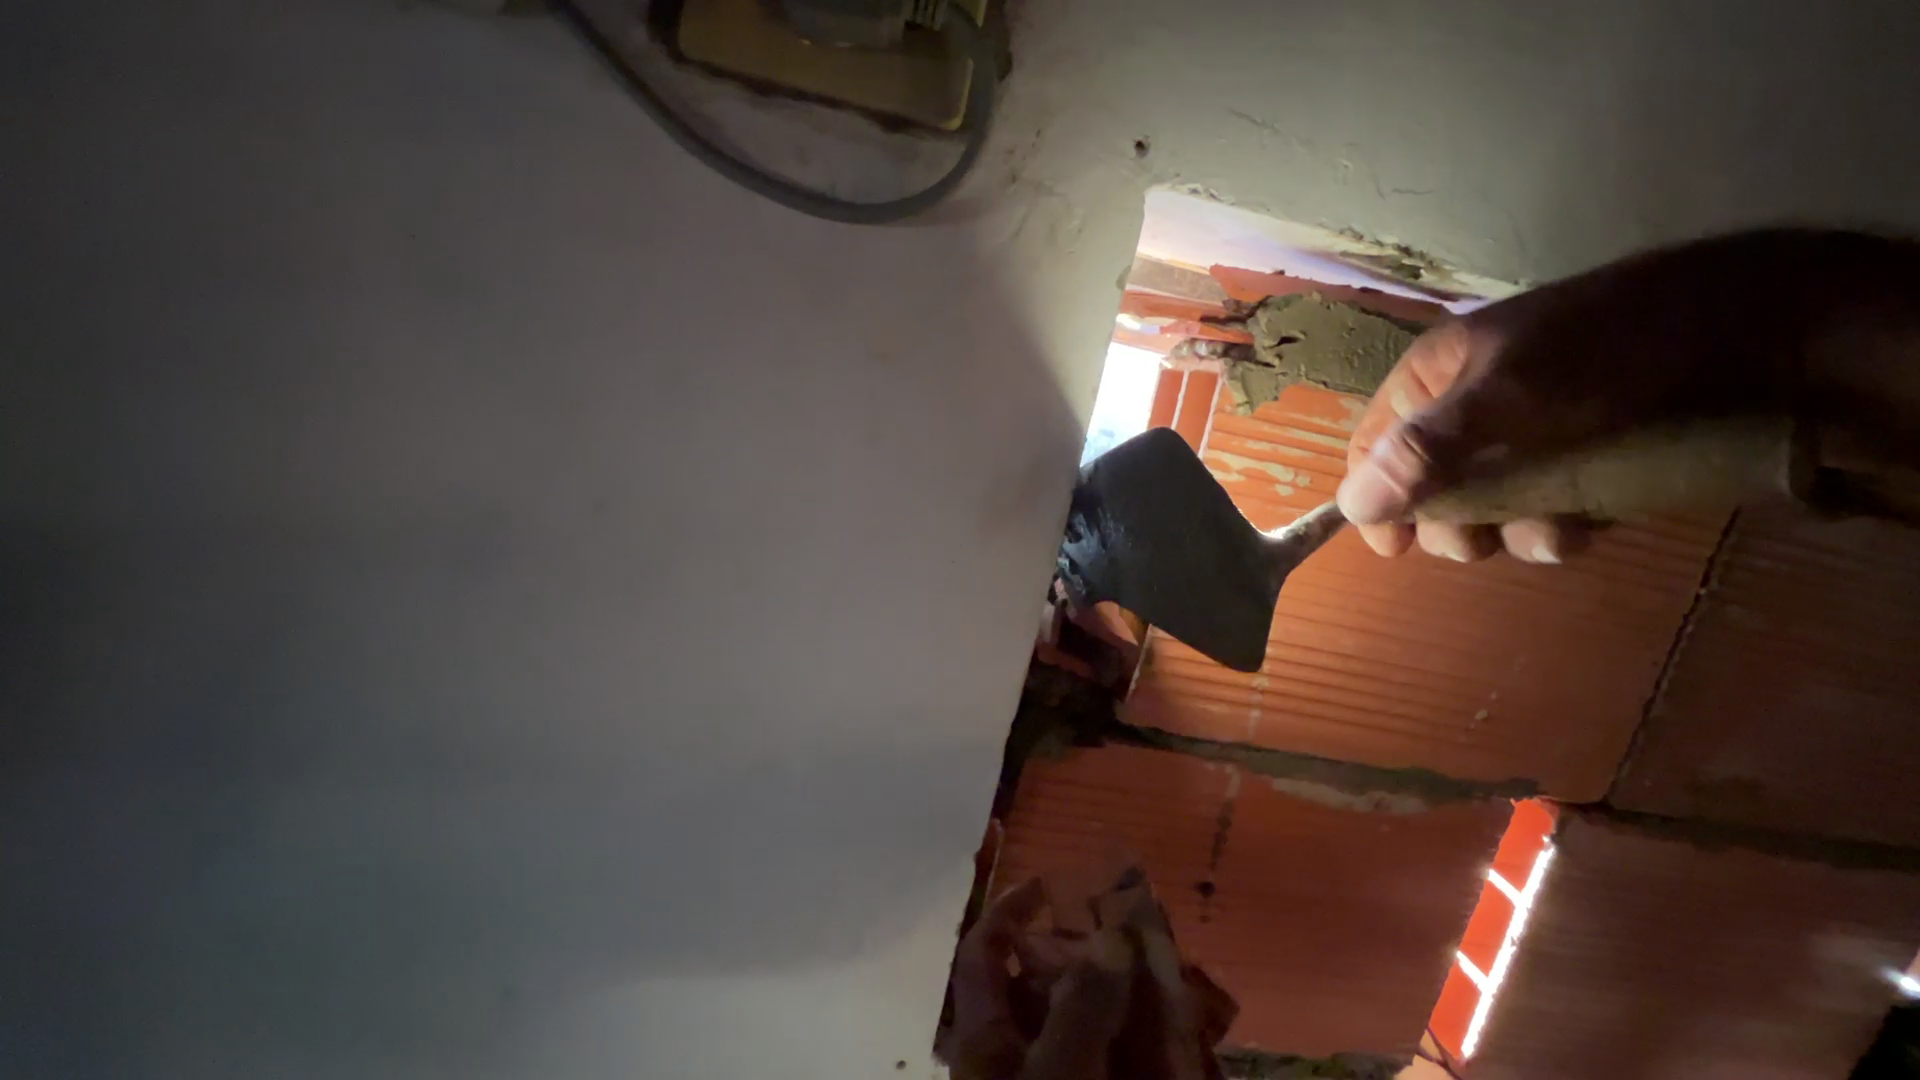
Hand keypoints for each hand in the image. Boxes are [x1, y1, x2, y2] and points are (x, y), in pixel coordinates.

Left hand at [937, 876, 1233, 1079]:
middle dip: (1091, 952)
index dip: (1010, 907)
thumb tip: (1112, 935)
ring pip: (1091, 1024)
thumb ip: (1082, 1006)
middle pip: (1048, 983)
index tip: (1053, 879)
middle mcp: (1017, 1058)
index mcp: (986, 1039)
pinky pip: (1125, 1063)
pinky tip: (1185, 1033)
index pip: (985, 951)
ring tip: (1175, 974)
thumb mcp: (1057, 1076)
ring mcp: (1058, 1079)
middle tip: (1142, 930)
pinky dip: (1150, 1044)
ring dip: (1128, 996)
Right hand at [1335, 228, 1919, 558]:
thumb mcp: (1508, 395)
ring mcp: (1528, 433)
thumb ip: (1426, 449)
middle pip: (1429, 482)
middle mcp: (1473, 406)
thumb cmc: (1614, 351)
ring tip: (1553, 536)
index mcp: (1438, 377)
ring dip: (1511, 530)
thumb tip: (1352, 505)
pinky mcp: (1579, 457)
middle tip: (1475, 544)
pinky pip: (1544, 505)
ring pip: (1490, 502)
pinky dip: (1557, 526)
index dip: (1374, 496)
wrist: (1769, 330)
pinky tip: (1586, 528)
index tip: (1392, 548)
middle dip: (1452, 522)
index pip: (1376, 443)